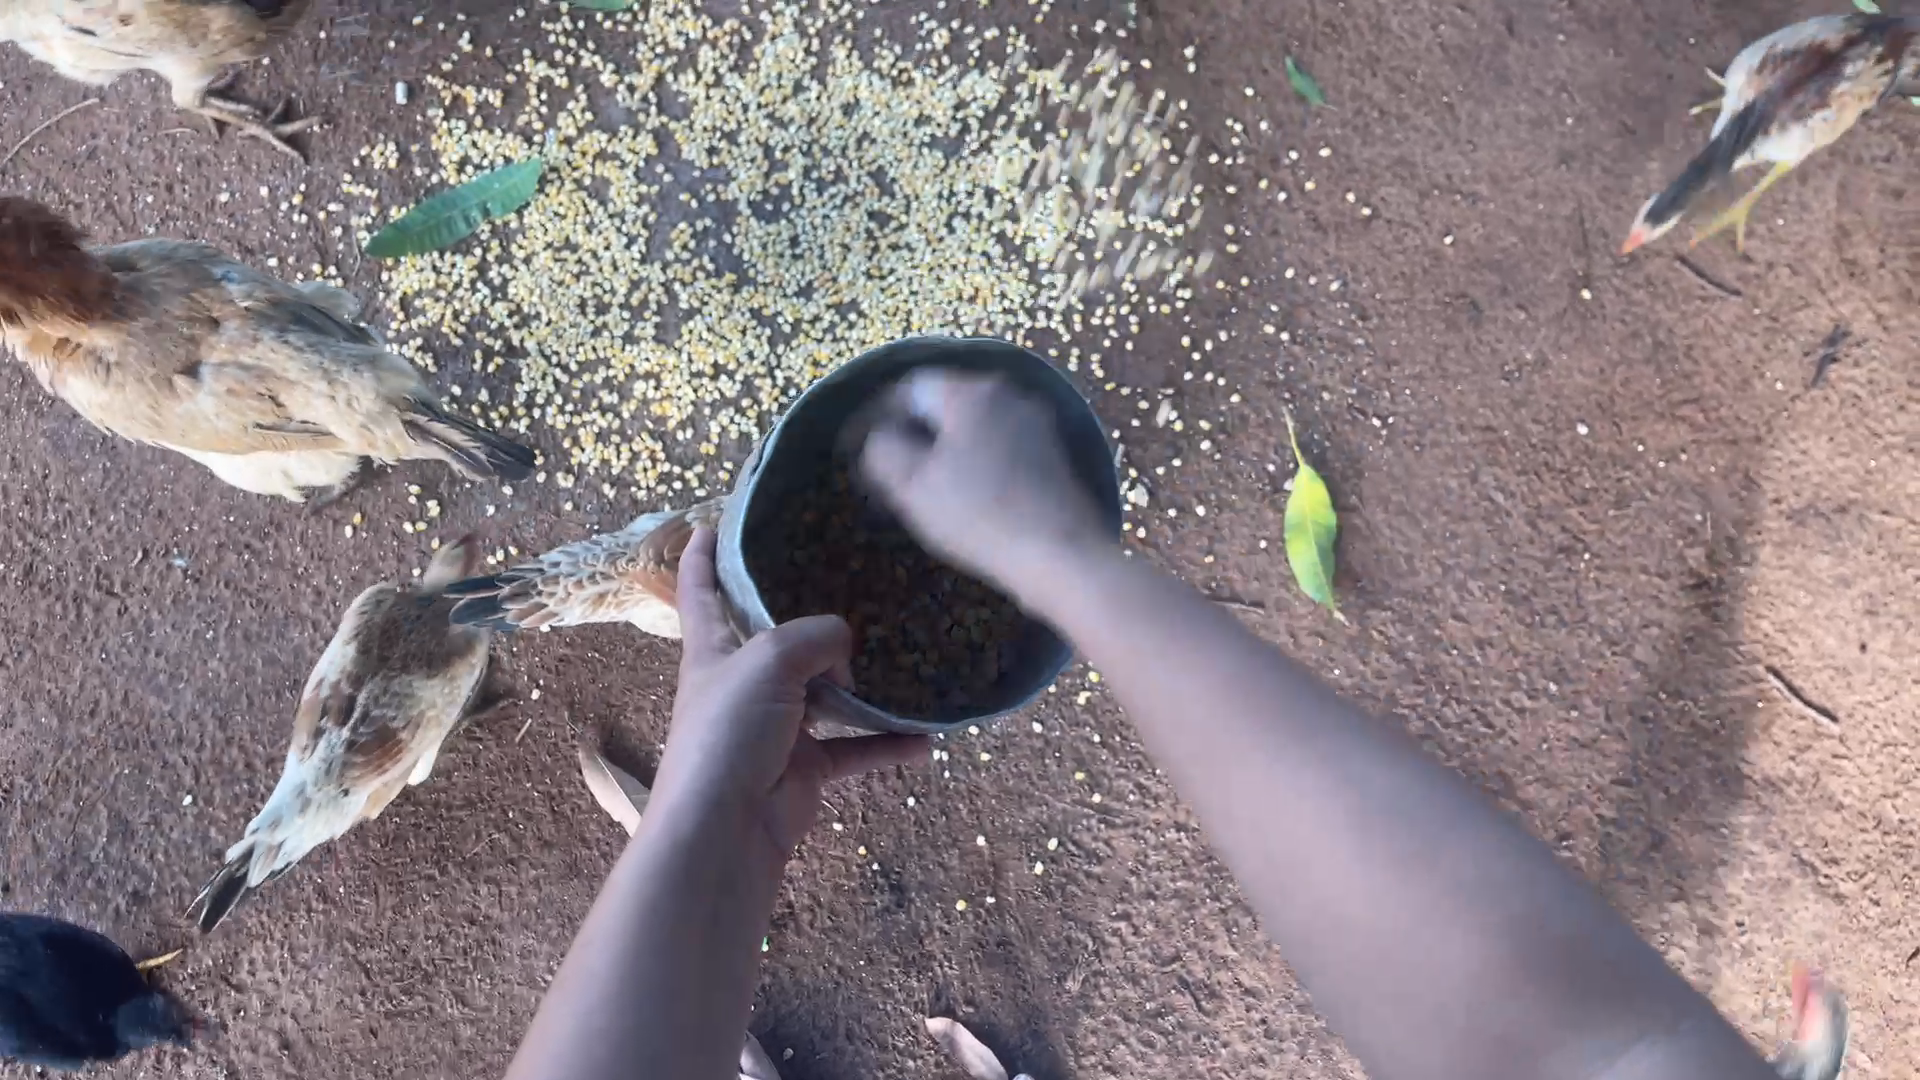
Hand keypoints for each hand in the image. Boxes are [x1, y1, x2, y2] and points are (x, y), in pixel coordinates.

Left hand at [649, 528, 928, 862]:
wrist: (725, 830)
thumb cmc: (730, 730)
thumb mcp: (768, 660)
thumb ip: (814, 635)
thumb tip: (845, 644)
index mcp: (713, 650)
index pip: (700, 591)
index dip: (701, 556)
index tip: (711, 522)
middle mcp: (742, 683)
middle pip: (776, 640)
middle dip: (808, 618)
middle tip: (852, 585)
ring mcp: (775, 726)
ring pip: (825, 694)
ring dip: (861, 686)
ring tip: (903, 661)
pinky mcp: (804, 766)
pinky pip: (853, 748)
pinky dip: (885, 745)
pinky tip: (922, 740)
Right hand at [859, 369, 1113, 601]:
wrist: (1062, 554)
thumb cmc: (979, 515)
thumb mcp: (912, 484)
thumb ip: (882, 450)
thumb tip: (879, 437)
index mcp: (970, 392)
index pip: (909, 387)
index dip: (877, 415)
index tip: (859, 447)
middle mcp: (1008, 394)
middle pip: (944, 405)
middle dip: (912, 434)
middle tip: (888, 471)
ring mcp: (1036, 423)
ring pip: (973, 427)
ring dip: (944, 451)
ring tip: (922, 487)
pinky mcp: (1053, 454)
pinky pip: (999, 446)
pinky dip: (974, 462)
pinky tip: (966, 495)